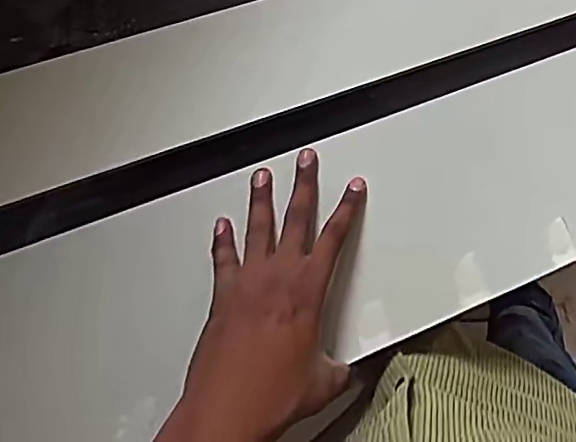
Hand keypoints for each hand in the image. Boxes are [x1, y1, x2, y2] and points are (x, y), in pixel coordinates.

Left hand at [156, 149, 366, 441]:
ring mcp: (248, 282)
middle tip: (306, 160)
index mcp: (308, 290)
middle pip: (296, 216)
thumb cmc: (270, 396)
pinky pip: (223, 258)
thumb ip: (335, 369)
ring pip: (258, 227)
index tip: (353, 187)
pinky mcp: (223, 296)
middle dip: (304, 183)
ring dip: (261, 199)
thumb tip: (344, 372)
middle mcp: (279, 277)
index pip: (334, 236)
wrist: (225, 416)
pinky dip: (222, 240)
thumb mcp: (319, 383)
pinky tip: (222, 224)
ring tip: (263, 176)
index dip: (347, 208)